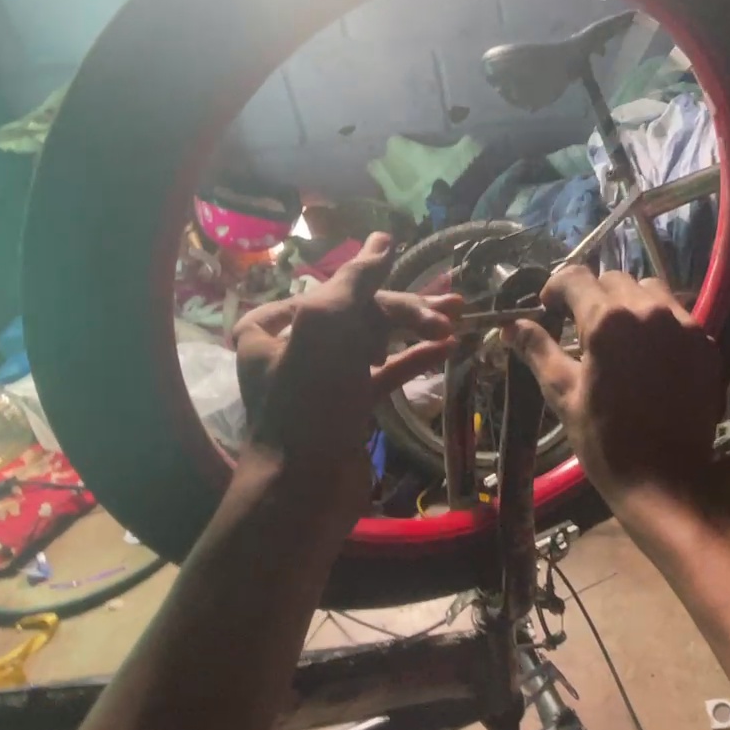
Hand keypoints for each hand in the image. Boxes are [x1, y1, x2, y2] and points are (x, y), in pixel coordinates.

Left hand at [232, 233, 461, 518]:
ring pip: (376, 340)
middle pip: (358, 313)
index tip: (411, 274)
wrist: (305, 490)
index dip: (371, 280)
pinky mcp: (349, 405)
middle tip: (452, 307)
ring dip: (416, 329)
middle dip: (406, 307)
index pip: (330, 289)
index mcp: (271, 327)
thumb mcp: (326, 329)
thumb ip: (355, 281)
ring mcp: (324, 378)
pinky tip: (448, 349)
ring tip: (458, 319)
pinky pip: (386, 370)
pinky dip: (414, 358)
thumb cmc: (309, 404)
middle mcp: (294, 348)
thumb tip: (384, 239)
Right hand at [505, 269, 721, 515]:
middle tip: (581, 327)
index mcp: (607, 322)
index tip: (549, 309)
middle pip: (613, 279)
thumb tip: (511, 326)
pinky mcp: (704, 343)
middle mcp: (648, 311)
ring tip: (619, 335)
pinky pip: (678, 314)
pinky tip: (649, 352)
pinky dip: (659, 321)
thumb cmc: (605, 441)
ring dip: (629, 302)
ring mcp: (683, 325)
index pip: (576, 277)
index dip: (555, 288)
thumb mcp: (563, 393)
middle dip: (592, 295)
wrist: (664, 480)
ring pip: (650, 289)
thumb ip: (538, 350)